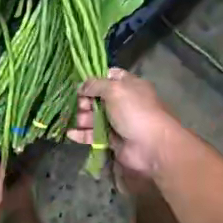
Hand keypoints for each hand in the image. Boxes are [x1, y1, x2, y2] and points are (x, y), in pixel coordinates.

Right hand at [67, 68, 186, 177]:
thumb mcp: (115, 90)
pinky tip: (70, 134)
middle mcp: (123, 102)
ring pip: (94, 117)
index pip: (110, 76)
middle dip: (85, 100)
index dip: (94, 79)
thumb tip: (82, 85)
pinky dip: (83, 134)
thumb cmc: (135, 111)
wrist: (152, 146)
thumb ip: (96, 85)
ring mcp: (118, 122)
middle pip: (98, 98)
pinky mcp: (112, 140)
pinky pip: (94, 135)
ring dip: (83, 117)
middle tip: (80, 105)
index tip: (79, 84)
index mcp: (129, 85)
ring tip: (77, 120)